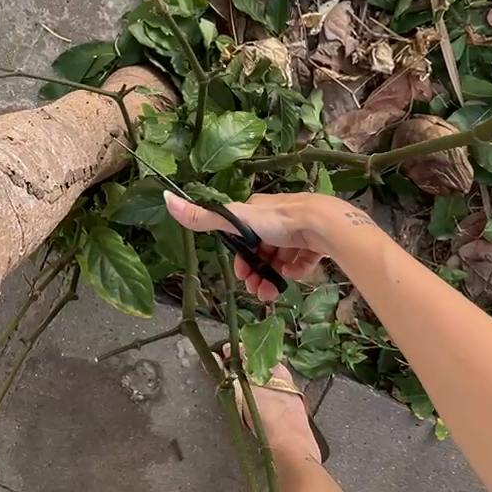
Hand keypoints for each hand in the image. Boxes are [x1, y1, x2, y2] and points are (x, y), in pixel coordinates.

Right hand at [164, 191, 347, 300]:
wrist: (325, 225)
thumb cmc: (279, 221)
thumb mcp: (236, 220)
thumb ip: (202, 217)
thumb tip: (166, 198)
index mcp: (256, 211)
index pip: (242, 237)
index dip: (239, 257)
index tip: (241, 275)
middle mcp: (277, 217)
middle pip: (261, 250)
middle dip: (256, 272)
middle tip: (257, 291)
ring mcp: (299, 229)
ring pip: (281, 257)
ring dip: (274, 276)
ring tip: (273, 293)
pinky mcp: (318, 240)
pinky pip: (303, 259)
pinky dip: (296, 270)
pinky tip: (294, 277)